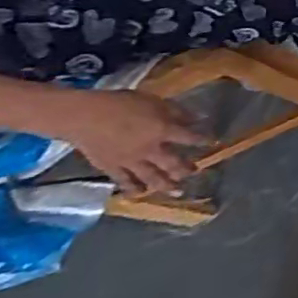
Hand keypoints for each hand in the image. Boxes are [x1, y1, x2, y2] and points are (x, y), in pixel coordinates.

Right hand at [54, 90, 211, 194]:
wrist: (84, 116)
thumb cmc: (123, 104)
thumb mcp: (156, 102)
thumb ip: (178, 112)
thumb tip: (198, 119)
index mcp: (164, 131)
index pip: (190, 138)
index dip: (204, 140)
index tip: (214, 143)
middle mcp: (150, 150)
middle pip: (173, 163)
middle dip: (187, 169)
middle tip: (196, 172)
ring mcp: (130, 161)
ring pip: (152, 177)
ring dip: (166, 186)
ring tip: (178, 193)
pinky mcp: (110, 168)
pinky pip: (124, 181)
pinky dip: (133, 189)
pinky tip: (140, 194)